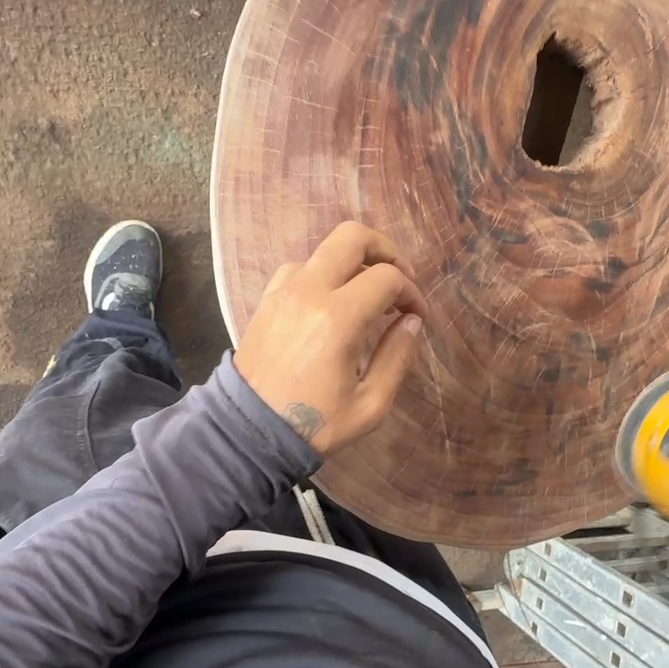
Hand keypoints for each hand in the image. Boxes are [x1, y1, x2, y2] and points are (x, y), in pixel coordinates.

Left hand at [234, 221, 428, 455]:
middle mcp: (309, 291)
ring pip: (325, 249)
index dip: (412, 293)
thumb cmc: (316, 423)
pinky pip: (300, 268)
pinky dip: (324, 275)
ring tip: (368, 297)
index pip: (387, 278)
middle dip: (387, 251)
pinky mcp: (268, 299)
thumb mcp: (370, 404)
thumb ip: (397, 358)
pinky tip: (333, 304)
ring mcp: (283, 290)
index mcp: (338, 318)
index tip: (417, 317)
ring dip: (353, 264)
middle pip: (353, 236)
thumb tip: (412, 322)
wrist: (251, 431)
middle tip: (400, 280)